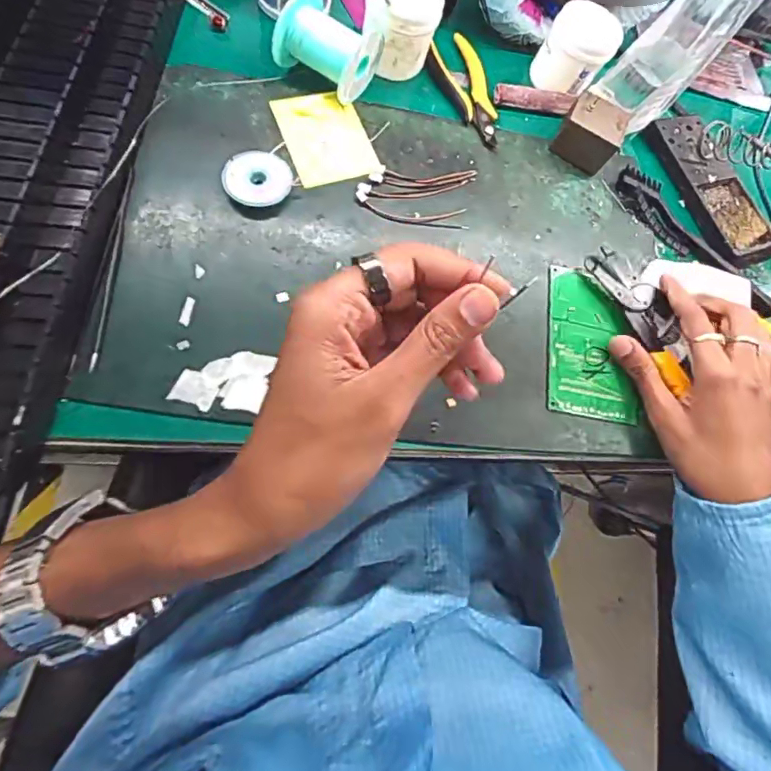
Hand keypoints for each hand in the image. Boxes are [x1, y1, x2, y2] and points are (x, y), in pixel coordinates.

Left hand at [203, 243, 510, 563]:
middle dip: (456, 318)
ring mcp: (344, 338)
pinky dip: (431, 364)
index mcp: (334, 304)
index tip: (500, 297)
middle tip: (491, 355)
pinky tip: (460, 388)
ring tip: (485, 379)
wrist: (269, 508)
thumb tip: (485, 298)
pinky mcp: (351, 364)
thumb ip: (436, 341)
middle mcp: (338, 311)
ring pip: (410, 322)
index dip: (455, 273)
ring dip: (450, 345)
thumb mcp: (386, 396)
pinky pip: (400, 349)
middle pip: (410, 290)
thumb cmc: (320, 455)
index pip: (403, 263)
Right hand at [609, 278, 770, 503]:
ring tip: (713, 319)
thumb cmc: (700, 458)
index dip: (680, 297)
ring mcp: (767, 383)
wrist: (742, 497)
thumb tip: (619, 341)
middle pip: (738, 317)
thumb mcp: (664, 416)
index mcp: (718, 374)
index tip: (668, 282)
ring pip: (761, 332)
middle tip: (688, 302)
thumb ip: (644, 373)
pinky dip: (757, 341)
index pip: (697, 322)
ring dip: (736, 317)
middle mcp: (748, 371)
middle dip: (713, 301)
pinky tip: (743, 349)